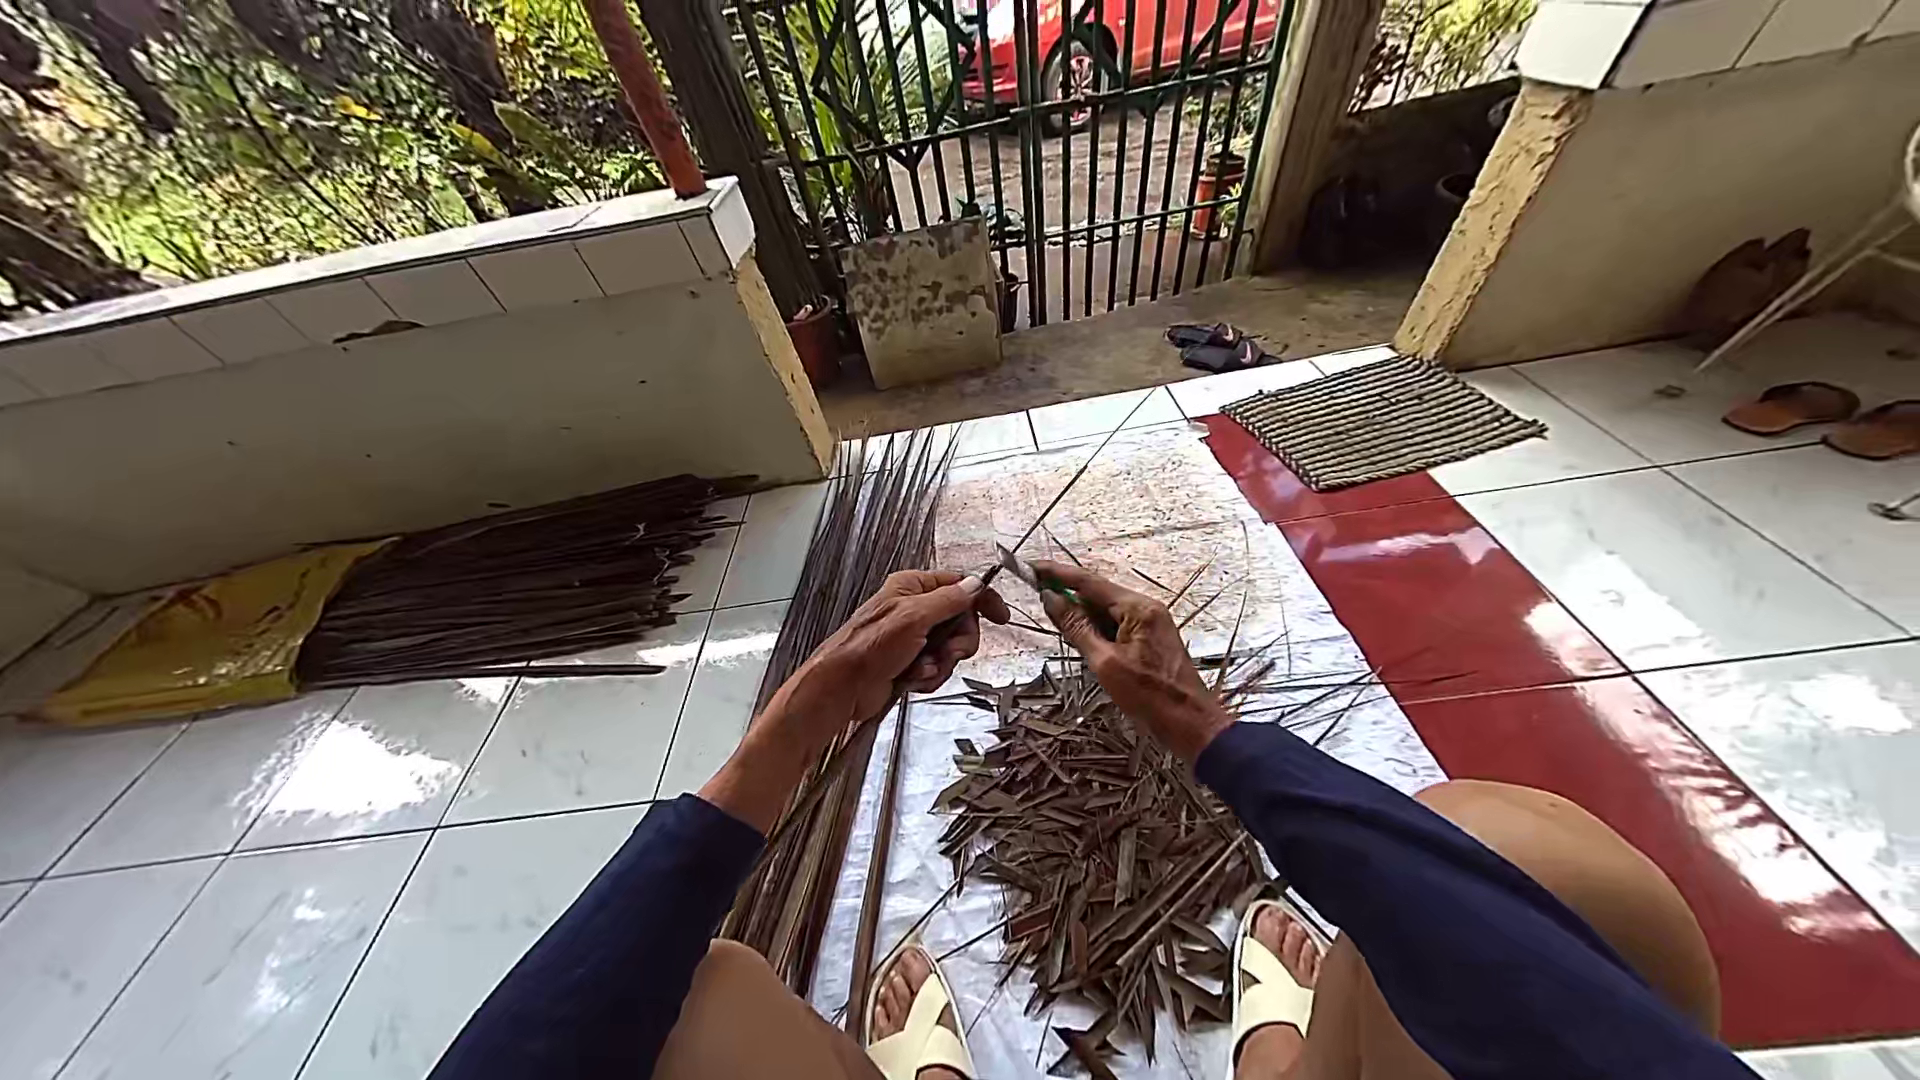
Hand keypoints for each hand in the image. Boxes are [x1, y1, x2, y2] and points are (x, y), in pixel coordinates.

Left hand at [770, 569, 1010, 745]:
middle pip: (960, 621)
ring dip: (941, 663)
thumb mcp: (914, 617)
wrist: (843, 688)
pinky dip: (930, 676)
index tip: (1000, 617)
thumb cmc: (868, 647)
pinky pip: (938, 667)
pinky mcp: (911, 661)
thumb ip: (949, 600)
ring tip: (921, 668)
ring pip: (951, 648)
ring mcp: (913, 637)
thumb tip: (975, 585)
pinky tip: (913, 678)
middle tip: (948, 652)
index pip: (959, 585)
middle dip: (957, 642)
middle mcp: (914, 608)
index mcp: (913, 588)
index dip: (982, 600)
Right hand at [1032, 560, 1232, 761]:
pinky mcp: (1148, 638)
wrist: (1191, 725)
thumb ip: (1076, 627)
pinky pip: (1115, 624)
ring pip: (1105, 611)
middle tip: (1038, 599)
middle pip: (1097, 594)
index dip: (1058, 573)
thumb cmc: (1150, 697)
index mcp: (1138, 608)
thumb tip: (1051, 598)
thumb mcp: (1105, 662)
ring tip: (1056, 622)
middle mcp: (1145, 608)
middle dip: (1067, 596)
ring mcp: (1149, 623)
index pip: (1089, 582)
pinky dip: (1095, 629)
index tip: (1033, 568)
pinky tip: (1080, 639)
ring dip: (1080, 616)